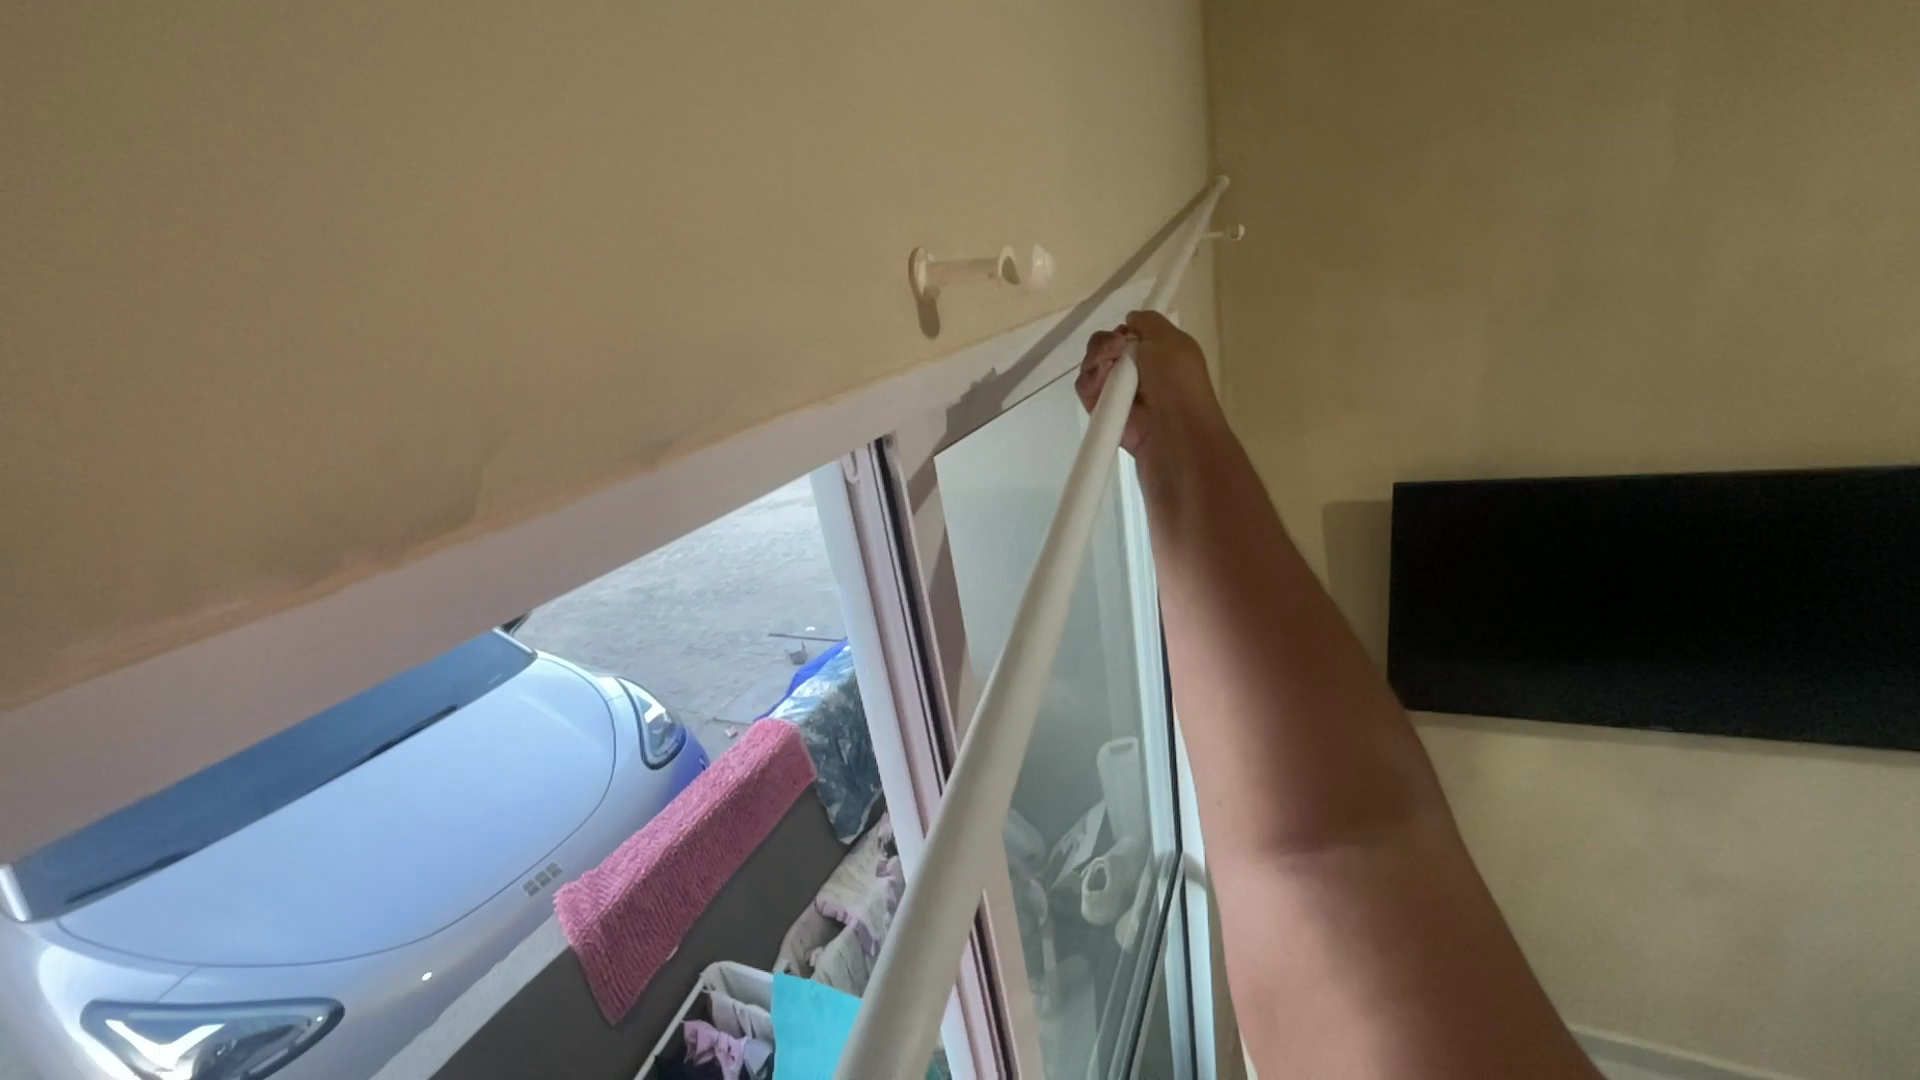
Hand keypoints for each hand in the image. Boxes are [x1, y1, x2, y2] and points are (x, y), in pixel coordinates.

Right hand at [1075, 310, 1221, 456]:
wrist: (1174, 440)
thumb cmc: (1178, 387)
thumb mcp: (1171, 341)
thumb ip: (1148, 322)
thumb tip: (1130, 320)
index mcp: (1161, 353)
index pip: (1129, 334)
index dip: (1122, 332)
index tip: (1126, 337)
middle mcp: (1141, 372)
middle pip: (1105, 348)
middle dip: (1104, 347)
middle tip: (1116, 355)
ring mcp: (1122, 395)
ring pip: (1092, 368)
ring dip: (1096, 365)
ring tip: (1109, 377)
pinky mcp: (1106, 414)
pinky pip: (1087, 392)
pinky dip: (1090, 387)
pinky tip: (1101, 391)